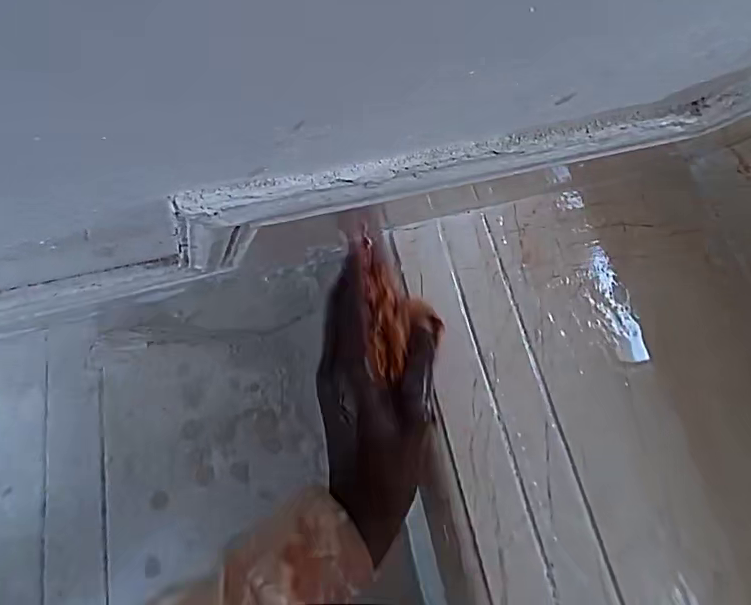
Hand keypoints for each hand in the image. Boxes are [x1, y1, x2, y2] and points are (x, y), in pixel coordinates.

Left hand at [315, 245, 439, 565]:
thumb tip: (422, 320)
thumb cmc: (391, 466)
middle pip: (337, 307)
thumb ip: (417, 367)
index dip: (357, 276)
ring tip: (363, 263)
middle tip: (363, 244)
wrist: (358, 504)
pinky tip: (362, 303)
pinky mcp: (330, 380)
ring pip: (333, 318)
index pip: (353, 311)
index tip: (361, 246)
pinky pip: (336, 332)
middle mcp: (333, 365)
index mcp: (352, 371)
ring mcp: (328, 372)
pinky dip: (348, 310)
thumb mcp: (414, 418)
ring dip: (347, 289)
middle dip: (350, 274)